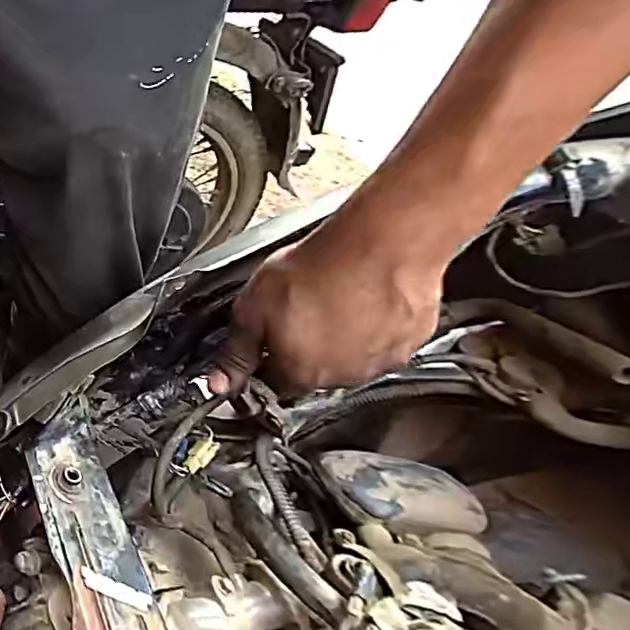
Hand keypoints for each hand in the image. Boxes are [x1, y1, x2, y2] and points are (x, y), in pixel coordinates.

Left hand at [206, 231, 444, 394]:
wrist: (380, 246)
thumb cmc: (317, 271)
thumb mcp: (251, 311)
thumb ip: (236, 353)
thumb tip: (218, 383)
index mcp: (301, 373)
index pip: (272, 384)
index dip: (261, 363)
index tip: (261, 346)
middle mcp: (345, 376)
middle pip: (310, 374)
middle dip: (297, 350)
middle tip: (294, 315)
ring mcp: (384, 361)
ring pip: (347, 360)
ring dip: (335, 342)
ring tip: (327, 305)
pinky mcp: (411, 341)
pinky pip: (382, 344)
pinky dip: (369, 330)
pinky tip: (359, 304)